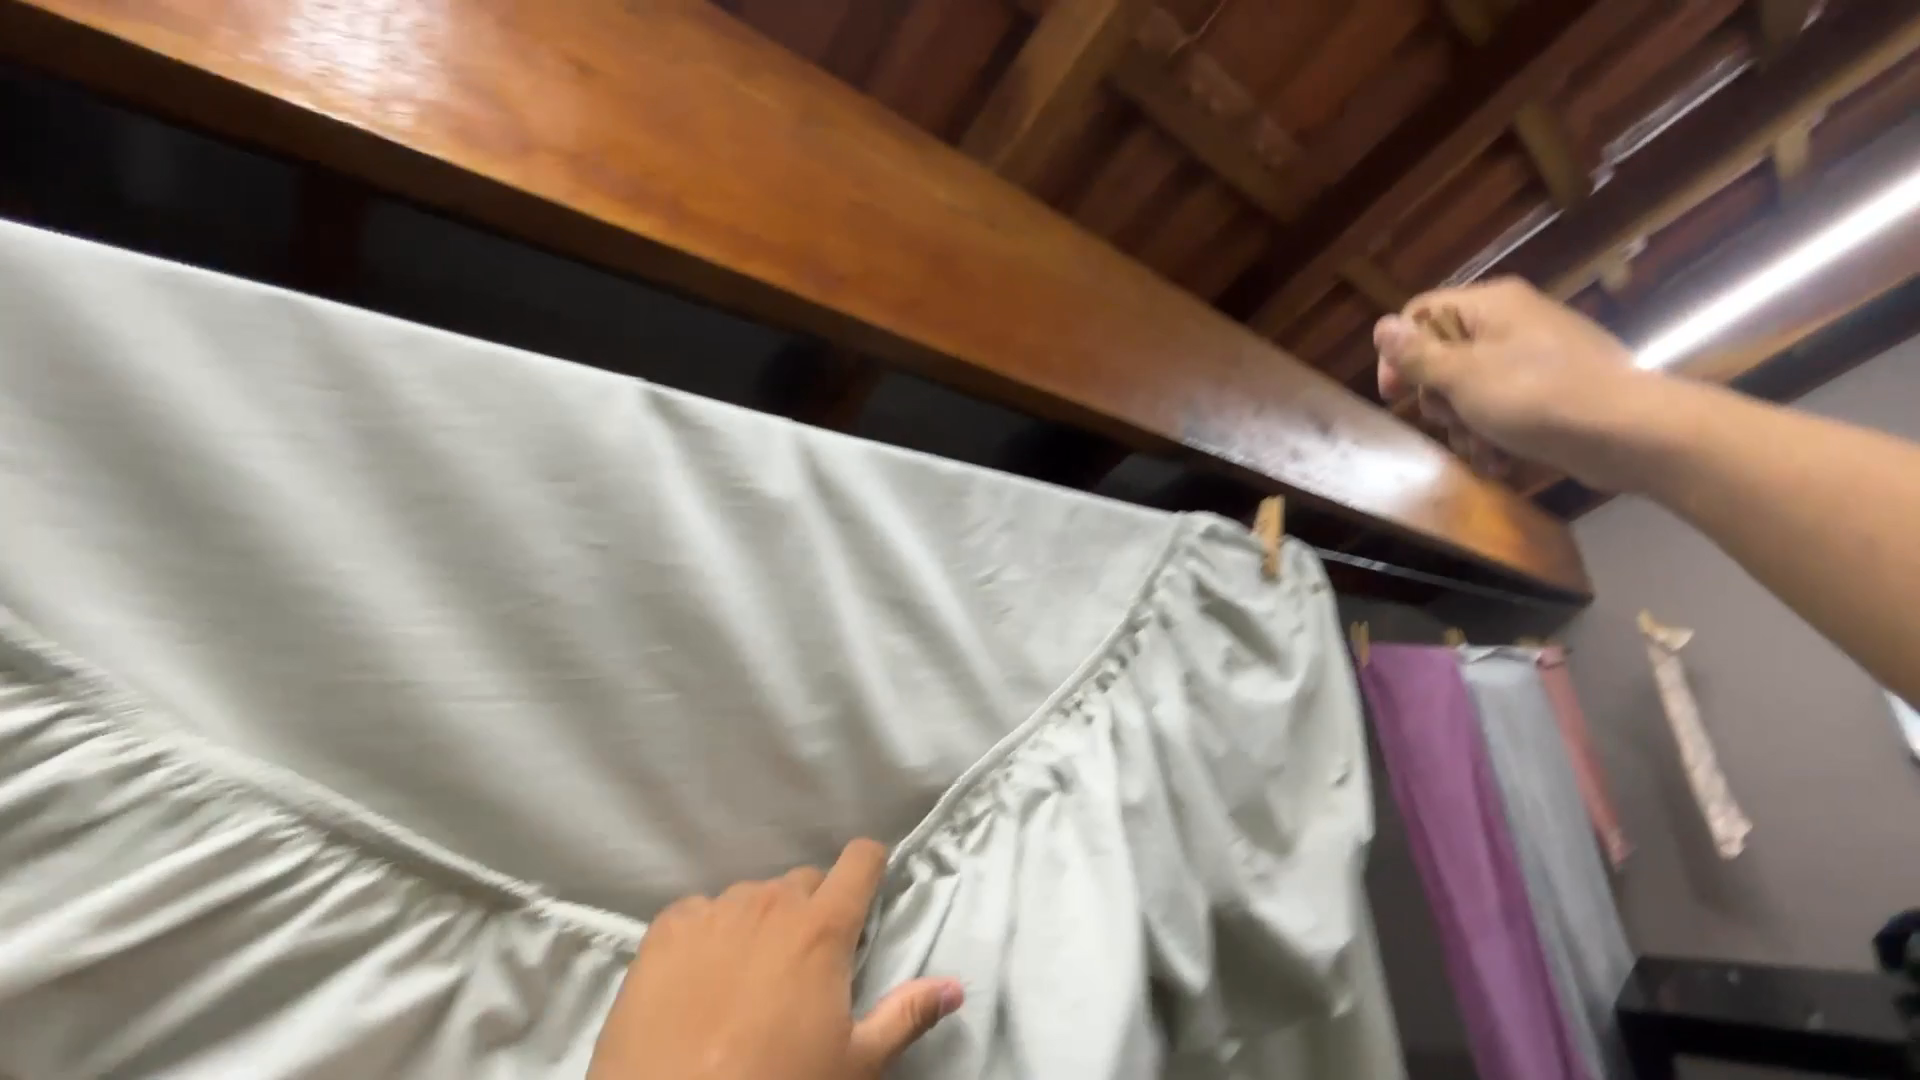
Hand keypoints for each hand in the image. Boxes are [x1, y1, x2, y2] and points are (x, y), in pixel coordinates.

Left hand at [587, 839, 962, 1079]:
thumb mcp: (855, 1064)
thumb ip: (907, 1014)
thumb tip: (957, 986)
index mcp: (823, 927)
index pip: (861, 859)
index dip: (870, 866)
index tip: (868, 891)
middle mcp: (771, 902)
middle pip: (804, 882)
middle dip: (812, 910)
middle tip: (803, 965)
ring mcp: (715, 910)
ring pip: (751, 896)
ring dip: (759, 923)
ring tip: (747, 979)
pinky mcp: (666, 929)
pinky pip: (699, 911)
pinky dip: (707, 934)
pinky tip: (698, 980)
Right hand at [1375, 278, 1657, 490]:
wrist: (1629, 432)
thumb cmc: (1536, 396)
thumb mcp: (1462, 376)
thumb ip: (1417, 354)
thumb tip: (1382, 327)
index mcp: (1491, 306)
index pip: (1419, 314)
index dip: (1398, 353)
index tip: (1396, 394)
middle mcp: (1511, 322)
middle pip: (1442, 355)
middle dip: (1437, 397)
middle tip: (1448, 418)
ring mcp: (1534, 357)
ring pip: (1469, 387)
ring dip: (1462, 423)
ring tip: (1478, 447)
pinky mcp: (1551, 389)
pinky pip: (1502, 405)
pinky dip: (1493, 432)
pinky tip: (1498, 457)